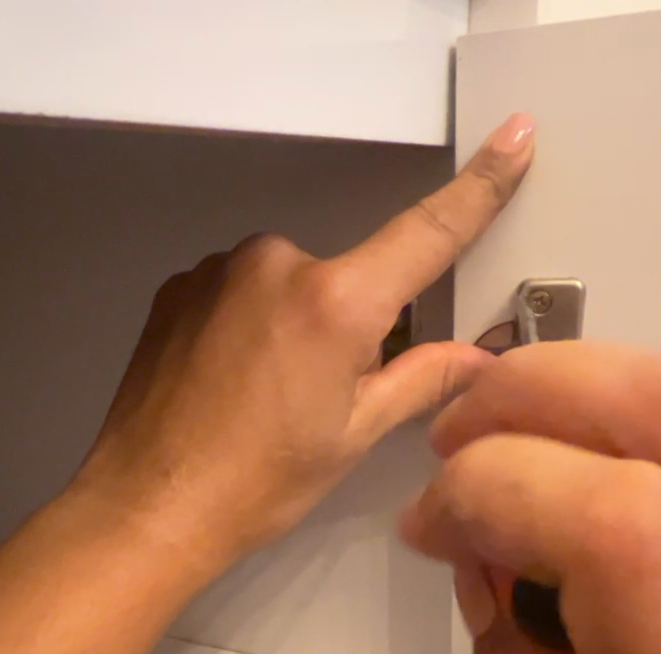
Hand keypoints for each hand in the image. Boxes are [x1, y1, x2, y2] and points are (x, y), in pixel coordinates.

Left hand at [71, 114, 536, 570]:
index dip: (478, 187)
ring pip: (292, 285)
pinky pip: (241, 291)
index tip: (512, 140)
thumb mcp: (352, 436)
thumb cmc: (255, 484)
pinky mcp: (180, 285)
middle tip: (321, 395)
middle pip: (349, 276)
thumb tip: (477, 359)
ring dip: (296, 325)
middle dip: (353, 324)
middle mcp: (275, 263)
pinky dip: (251, 325)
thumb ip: (421, 380)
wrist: (148, 506)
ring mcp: (219, 269)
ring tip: (266, 397)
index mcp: (334, 304)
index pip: (426, 233)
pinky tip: (230, 382)